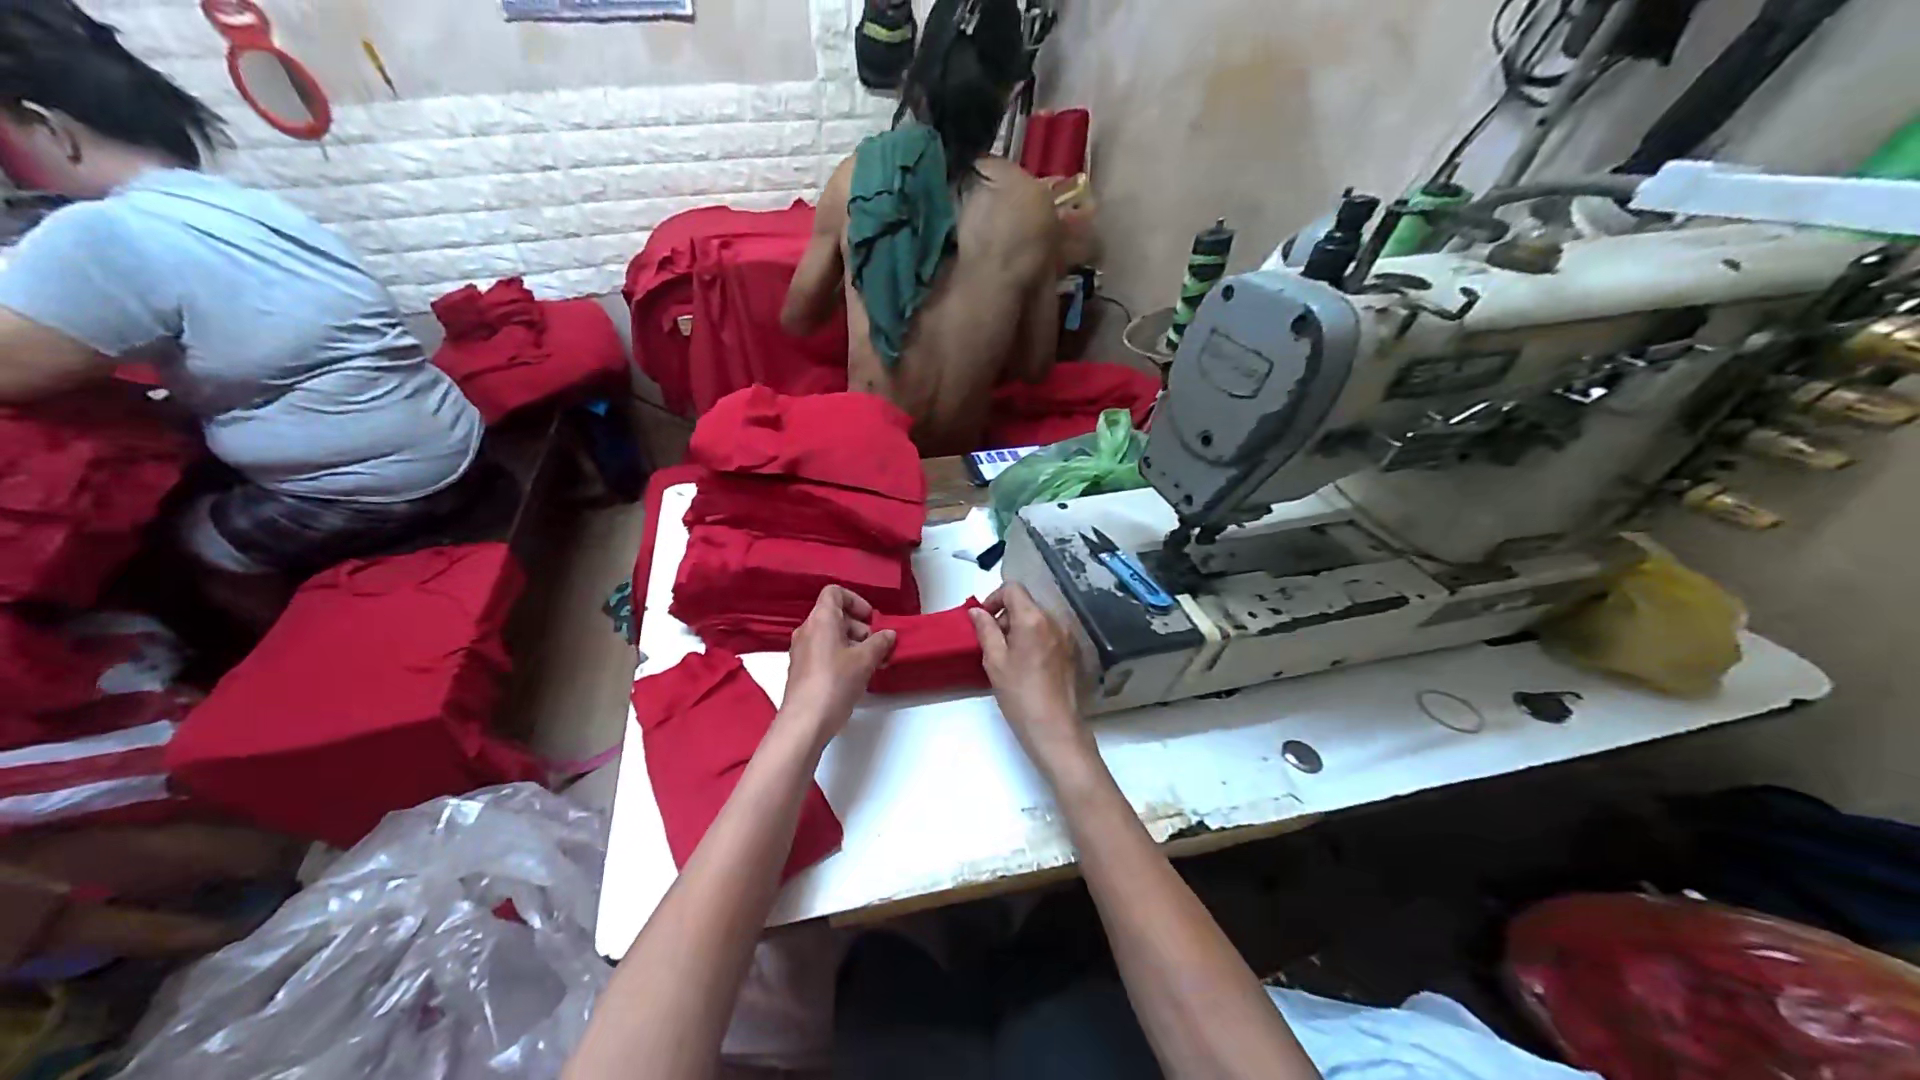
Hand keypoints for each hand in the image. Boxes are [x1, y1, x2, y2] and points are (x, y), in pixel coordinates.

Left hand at [780, 586, 895, 745]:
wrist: (806, 721)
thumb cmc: (835, 683)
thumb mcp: (865, 660)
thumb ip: (880, 642)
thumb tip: (888, 634)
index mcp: (821, 619)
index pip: (835, 592)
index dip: (856, 600)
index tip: (871, 618)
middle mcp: (807, 630)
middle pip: (835, 615)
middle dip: (859, 626)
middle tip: (876, 645)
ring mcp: (802, 650)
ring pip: (830, 635)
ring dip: (853, 643)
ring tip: (872, 663)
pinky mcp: (802, 669)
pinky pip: (824, 652)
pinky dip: (842, 656)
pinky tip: (857, 675)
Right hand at [969, 585, 1095, 775]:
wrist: (1055, 728)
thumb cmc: (1020, 694)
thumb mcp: (995, 660)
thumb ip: (985, 630)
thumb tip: (977, 611)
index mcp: (1033, 618)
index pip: (1013, 588)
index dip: (994, 598)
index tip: (983, 620)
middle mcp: (1055, 620)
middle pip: (1026, 603)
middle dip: (1006, 615)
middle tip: (992, 642)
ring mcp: (1067, 636)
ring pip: (1038, 618)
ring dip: (1020, 628)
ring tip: (1008, 656)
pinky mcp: (1073, 651)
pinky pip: (1049, 633)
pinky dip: (1035, 639)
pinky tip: (1027, 664)